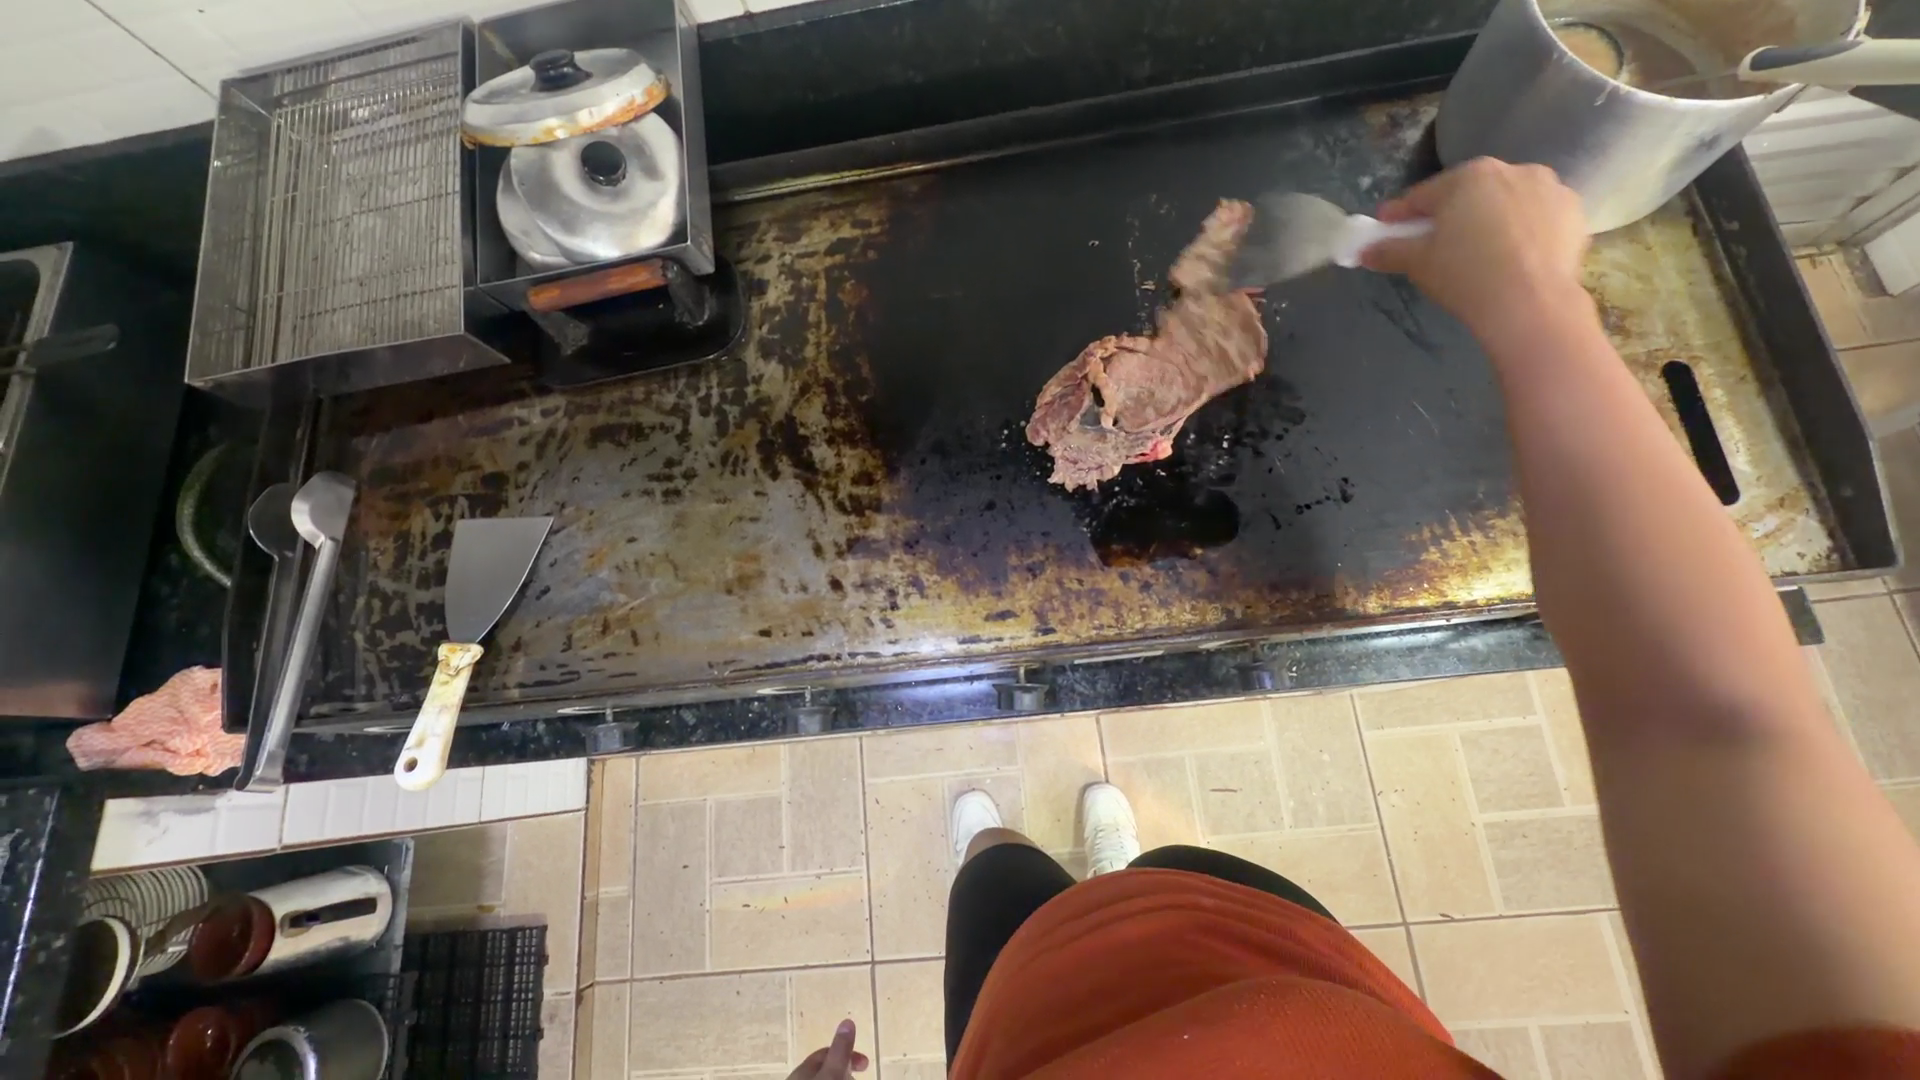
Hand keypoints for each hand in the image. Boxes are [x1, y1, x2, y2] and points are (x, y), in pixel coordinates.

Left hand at [786, 1019, 869, 1079]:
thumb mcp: (831, 1074)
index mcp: (802, 1069)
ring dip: (839, 1077)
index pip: (825, 1052)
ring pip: (823, 1078)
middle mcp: (797, 1078)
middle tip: (859, 1074)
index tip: (866, 1063)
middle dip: (844, 1068)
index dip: (848, 1054)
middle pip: (824, 1067)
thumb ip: (839, 1050)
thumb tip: (848, 1020)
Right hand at [1361, 158, 1592, 341]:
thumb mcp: (1417, 263)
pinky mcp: (1573, 211)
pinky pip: (1535, 217)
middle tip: (1434, 242)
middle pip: (1467, 193)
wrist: (1530, 302)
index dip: (1400, 214)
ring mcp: (1549, 187)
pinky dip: (1521, 230)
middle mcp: (1512, 170)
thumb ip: (1388, 251)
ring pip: (1505, 202)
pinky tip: (1511, 256)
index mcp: (1468, 177)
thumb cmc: (1465, 274)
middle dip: (1449, 214)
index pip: (1422, 195)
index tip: (1385, 228)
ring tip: (1479, 250)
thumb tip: (1365, 250)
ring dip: (1488, 218)